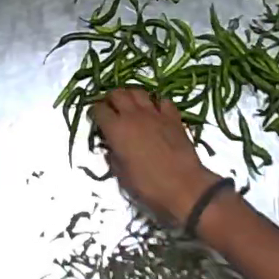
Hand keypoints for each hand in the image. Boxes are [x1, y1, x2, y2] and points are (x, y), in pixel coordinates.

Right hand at [88, 88, 222, 223]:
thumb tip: (111, 149)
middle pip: (117, 93)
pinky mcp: (173, 116)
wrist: (184, 186)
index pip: (98, 109)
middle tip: (111, 108)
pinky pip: (162, 100)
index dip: (94, 112)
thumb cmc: (149, 186)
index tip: (95, 119)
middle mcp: (133, 115)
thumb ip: (113, 158)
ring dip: (131, 95)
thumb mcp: (122, 177)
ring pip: (138, 91)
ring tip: (130, 104)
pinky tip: (156, 111)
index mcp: (116, 130)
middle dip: (110, 98)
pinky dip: (157, 103)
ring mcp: (154, 113)